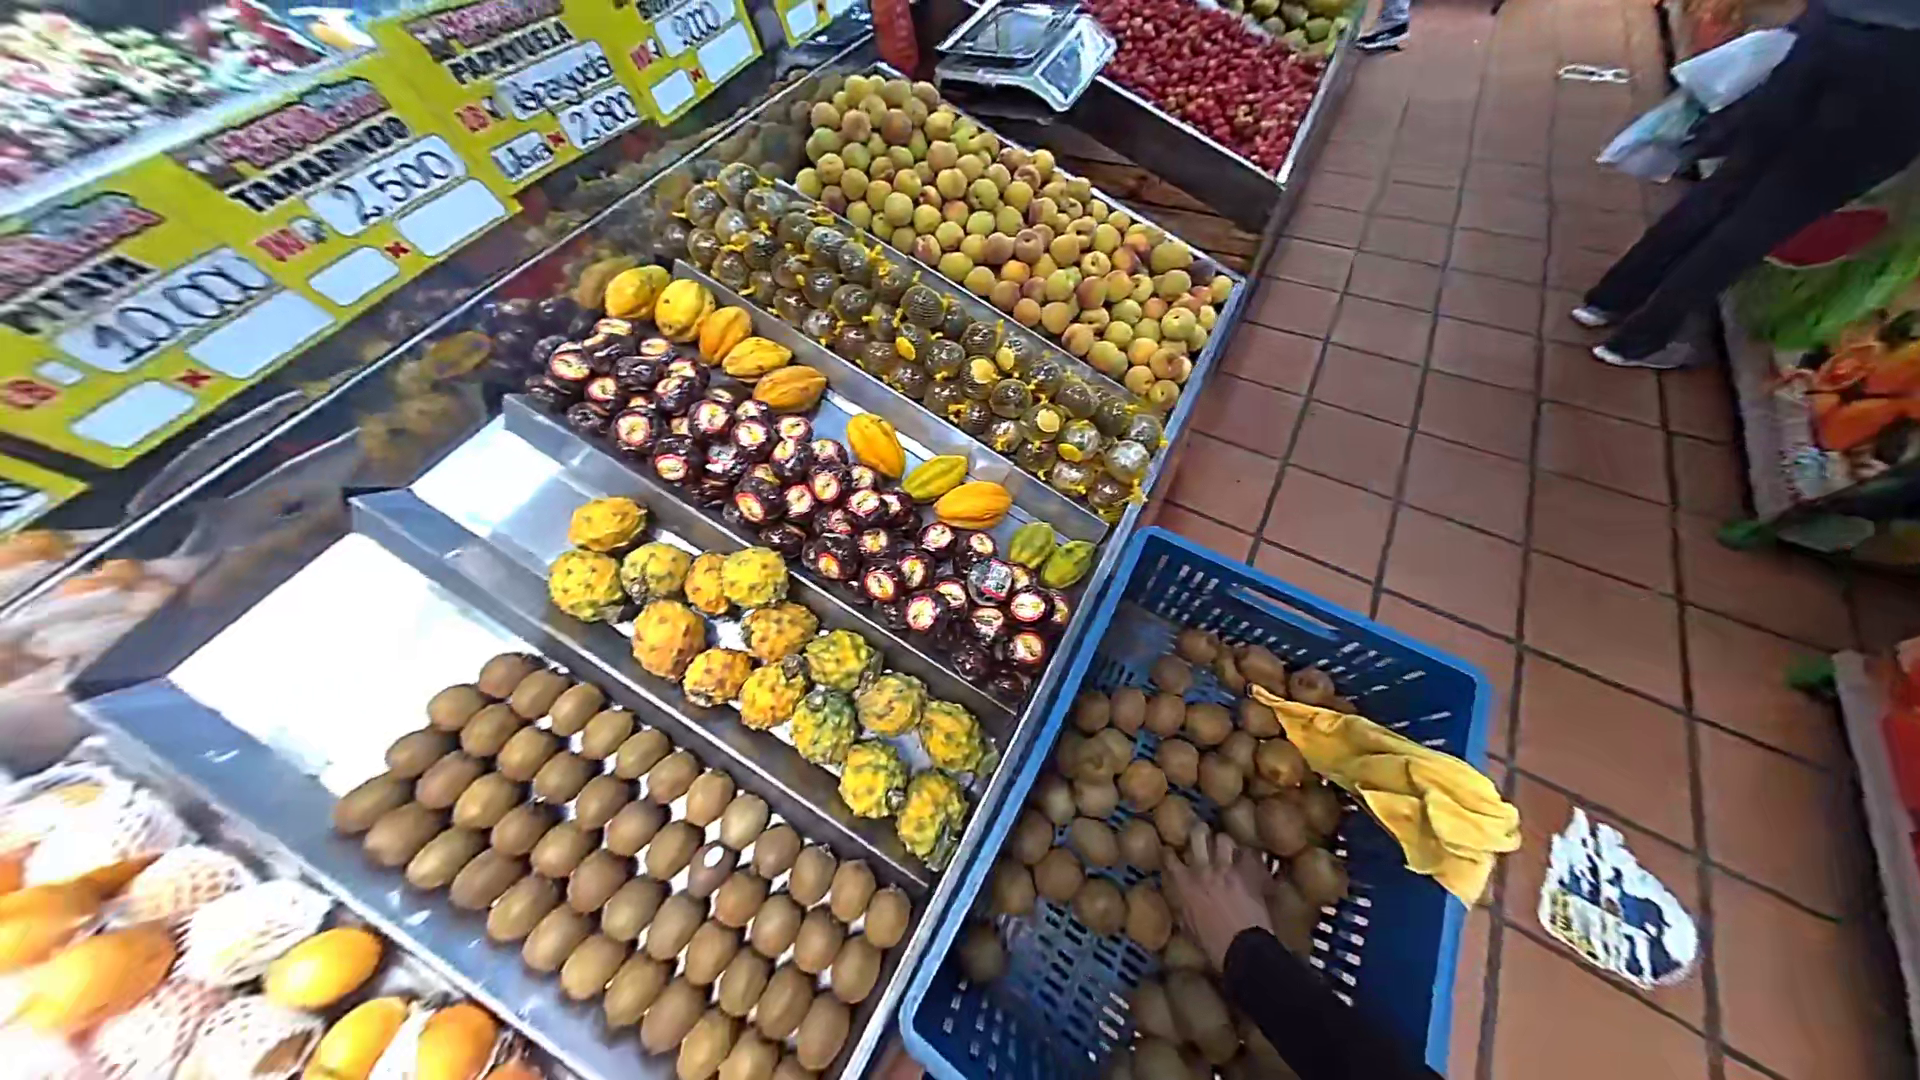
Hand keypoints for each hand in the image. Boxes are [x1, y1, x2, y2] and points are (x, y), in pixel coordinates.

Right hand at [1164, 824, 1272, 971]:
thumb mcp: (1190, 926)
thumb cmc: (1214, 946)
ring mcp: (1227, 870)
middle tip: (1201, 833)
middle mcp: (1203, 870)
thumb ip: (1184, 906)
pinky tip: (1248, 859)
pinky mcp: (1248, 875)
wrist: (1244, 951)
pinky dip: (1248, 856)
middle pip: (1197, 836)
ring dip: (1224, 842)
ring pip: (1223, 839)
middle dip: (1198, 831)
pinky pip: (1249, 855)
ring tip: (1227, 847)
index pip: (1170, 858)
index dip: (1169, 852)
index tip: (1170, 850)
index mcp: (1185, 884)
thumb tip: (1182, 900)